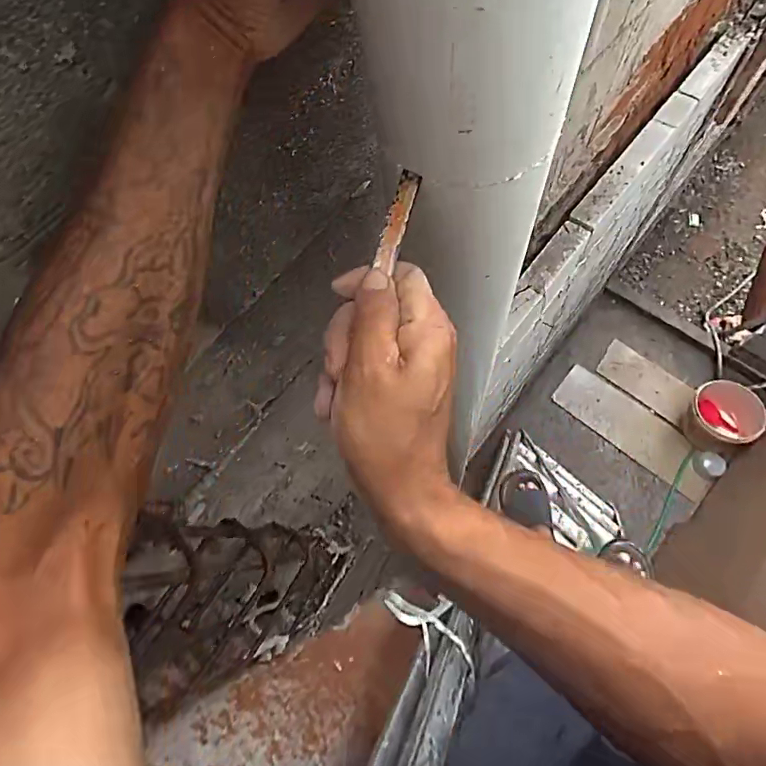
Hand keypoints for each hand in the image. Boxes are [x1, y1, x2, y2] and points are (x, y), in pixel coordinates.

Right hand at [314, 264, 459, 535]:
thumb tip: (373, 275)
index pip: (401, 275)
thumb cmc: (383, 436)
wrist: (399, 491)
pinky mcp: (400, 382)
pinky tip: (337, 404)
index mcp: (428, 329)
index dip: (366, 281)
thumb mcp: (368, 367)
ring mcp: (414, 362)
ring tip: (336, 393)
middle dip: (346, 333)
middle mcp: (426, 340)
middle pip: (377, 306)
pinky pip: (365, 364)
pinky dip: (346, 380)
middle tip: (339, 367)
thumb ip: (371, 314)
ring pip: (364, 336)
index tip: (338, 297)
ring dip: (340, 362)